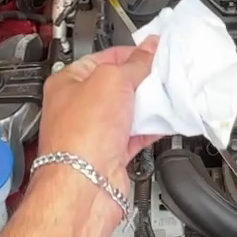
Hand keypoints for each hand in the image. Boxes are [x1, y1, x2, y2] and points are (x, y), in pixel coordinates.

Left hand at [37, 37, 161, 196]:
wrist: (85, 186)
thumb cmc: (81, 135)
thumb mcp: (112, 80)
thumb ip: (134, 63)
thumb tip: (148, 49)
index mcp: (68, 82)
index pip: (104, 58)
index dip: (130, 52)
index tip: (152, 50)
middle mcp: (79, 107)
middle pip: (117, 85)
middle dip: (141, 80)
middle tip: (162, 72)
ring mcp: (95, 131)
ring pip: (128, 111)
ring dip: (148, 104)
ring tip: (168, 93)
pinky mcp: (111, 153)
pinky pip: (136, 134)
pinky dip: (151, 127)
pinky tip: (166, 119)